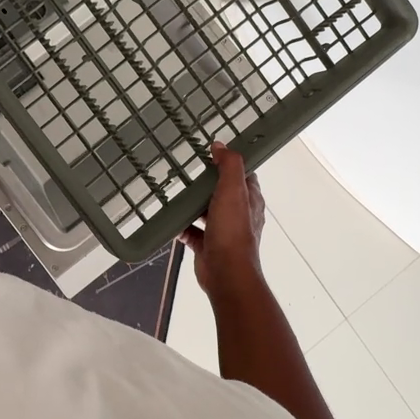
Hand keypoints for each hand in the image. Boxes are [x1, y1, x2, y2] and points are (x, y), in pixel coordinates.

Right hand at [181, 142, 265, 293]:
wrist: (226, 272)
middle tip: (189, 170)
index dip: (231, 163)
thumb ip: (229, 165)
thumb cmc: (232, 229)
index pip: (244, 175)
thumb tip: (220, 145)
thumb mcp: (233, 190)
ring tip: (175, 192)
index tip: (213, 151)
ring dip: (193, 204)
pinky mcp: (208, 246)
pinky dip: (181, 227)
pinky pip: (192, 233)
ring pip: (207, 212)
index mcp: (249, 200)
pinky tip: (170, 221)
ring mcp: (223, 231)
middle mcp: (239, 215)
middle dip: (208, 183)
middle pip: (223, 193)